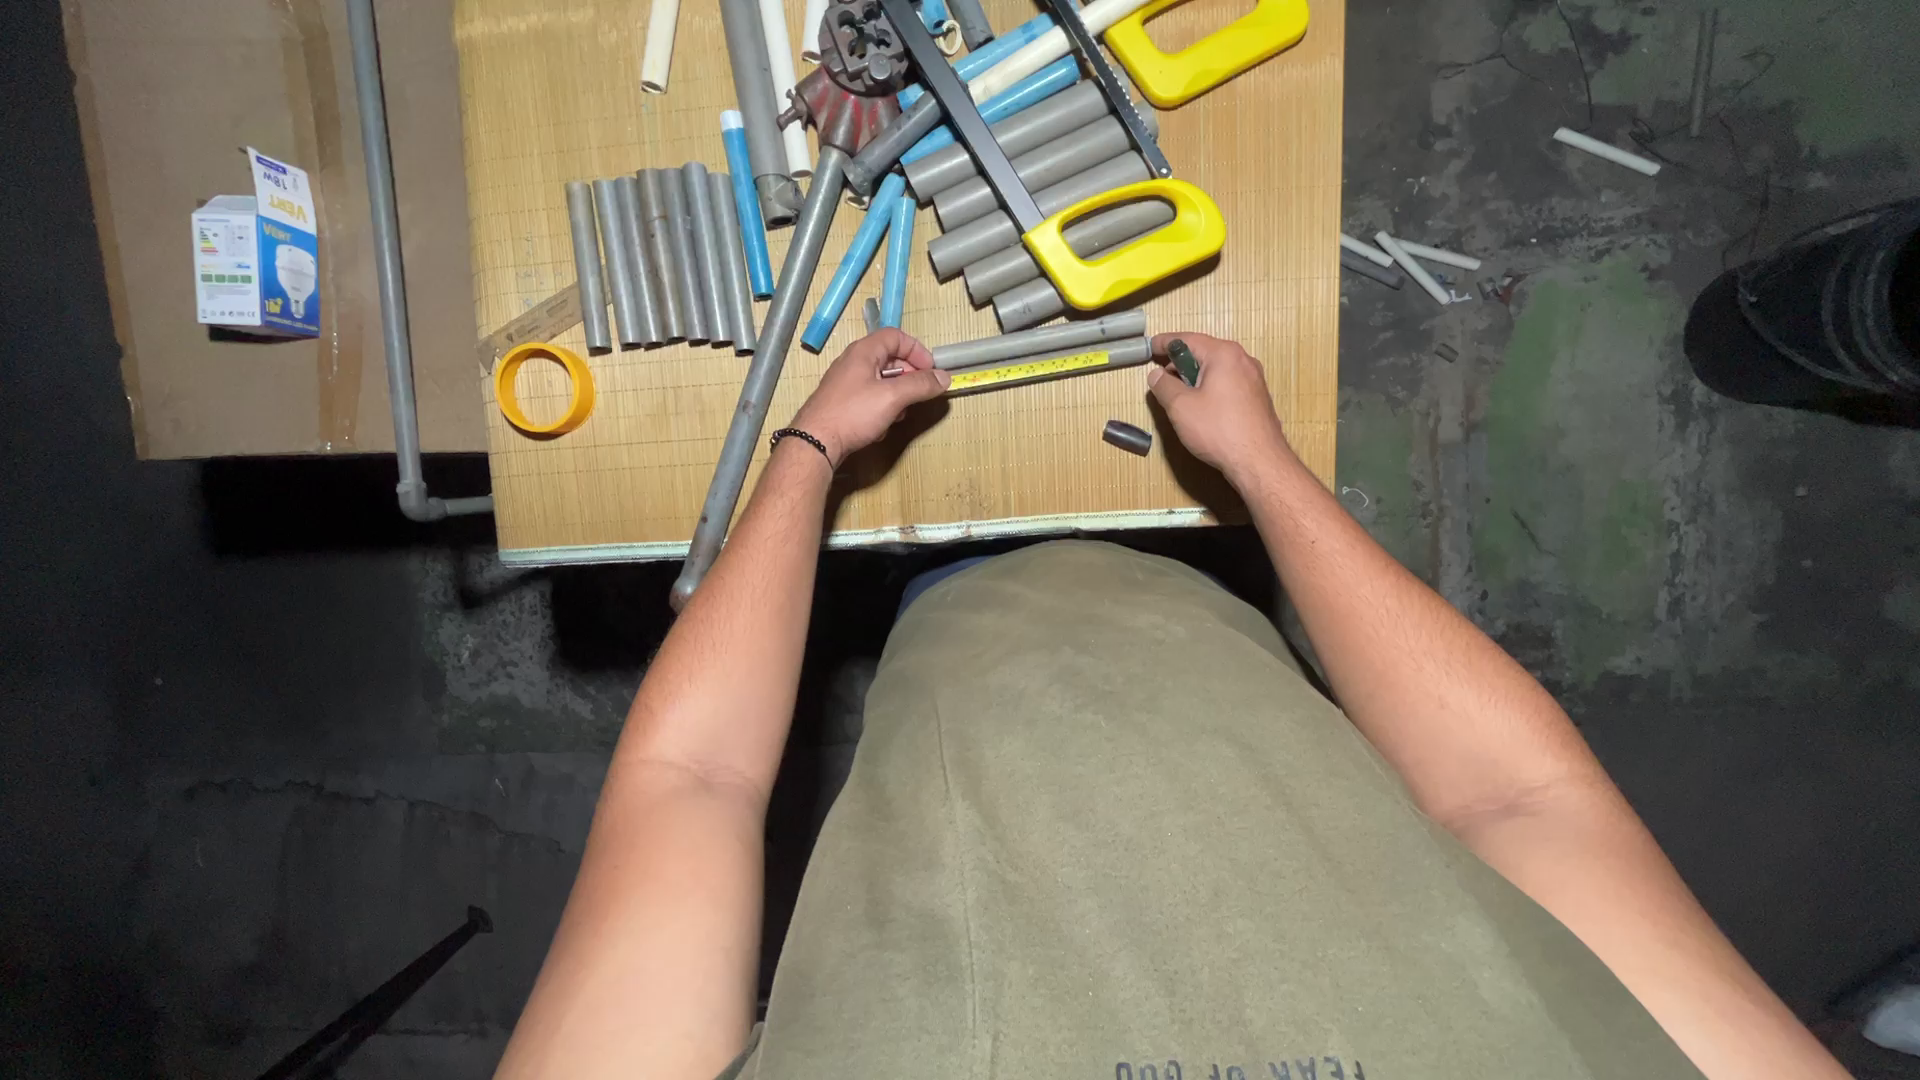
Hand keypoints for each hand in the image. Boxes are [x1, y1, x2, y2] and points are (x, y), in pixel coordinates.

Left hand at [790, 329, 949, 466]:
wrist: (815, 442)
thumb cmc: (853, 413)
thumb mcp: (892, 397)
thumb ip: (920, 385)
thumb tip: (944, 377)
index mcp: (864, 352)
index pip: (896, 336)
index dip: (917, 350)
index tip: (931, 371)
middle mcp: (853, 363)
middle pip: (890, 359)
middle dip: (909, 376)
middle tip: (919, 393)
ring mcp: (846, 384)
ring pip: (881, 381)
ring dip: (896, 396)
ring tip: (899, 413)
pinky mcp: (843, 404)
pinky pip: (870, 399)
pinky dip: (881, 409)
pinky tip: (881, 426)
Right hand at [1146, 332, 1293, 482]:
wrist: (1258, 460)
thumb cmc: (1217, 430)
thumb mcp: (1180, 407)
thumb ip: (1164, 386)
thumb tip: (1156, 375)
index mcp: (1223, 354)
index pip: (1187, 339)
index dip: (1164, 343)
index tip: (1147, 347)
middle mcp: (1242, 359)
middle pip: (1204, 351)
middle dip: (1179, 362)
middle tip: (1160, 376)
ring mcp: (1253, 378)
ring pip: (1216, 368)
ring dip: (1194, 376)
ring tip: (1178, 394)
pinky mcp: (1257, 396)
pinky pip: (1227, 381)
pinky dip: (1209, 386)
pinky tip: (1201, 405)